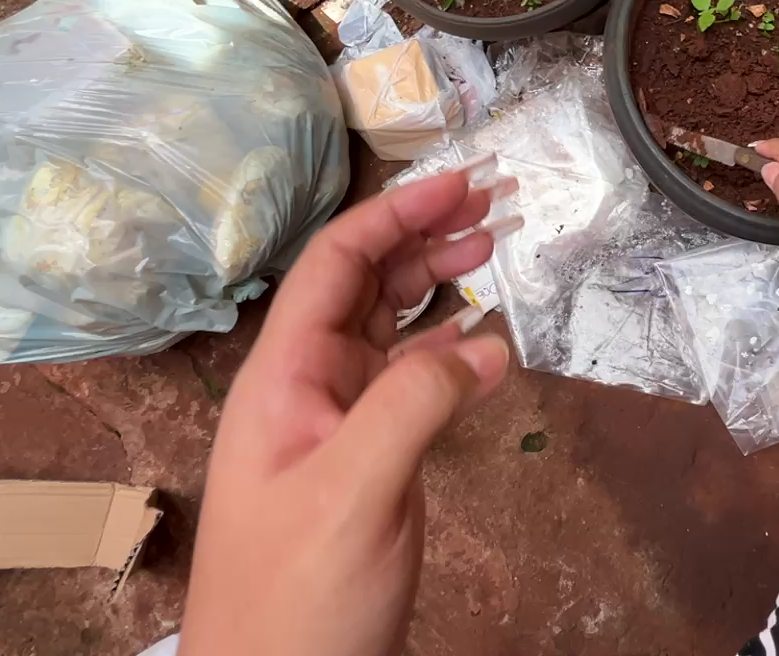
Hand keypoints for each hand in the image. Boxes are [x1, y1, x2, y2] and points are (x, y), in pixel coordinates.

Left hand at [181, 160, 515, 655]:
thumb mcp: (352, 492)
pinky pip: (413, 371)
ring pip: (392, 319)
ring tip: (489, 244)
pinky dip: (447, 340)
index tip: (457, 184)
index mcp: (285, 372)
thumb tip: (492, 344)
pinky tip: (477, 329)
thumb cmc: (296, 594)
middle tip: (489, 202)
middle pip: (366, 280)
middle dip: (424, 231)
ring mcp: (341, 413)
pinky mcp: (373, 446)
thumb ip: (417, 405)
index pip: (337, 263)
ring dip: (437, 275)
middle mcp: (310, 379)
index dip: (395, 214)